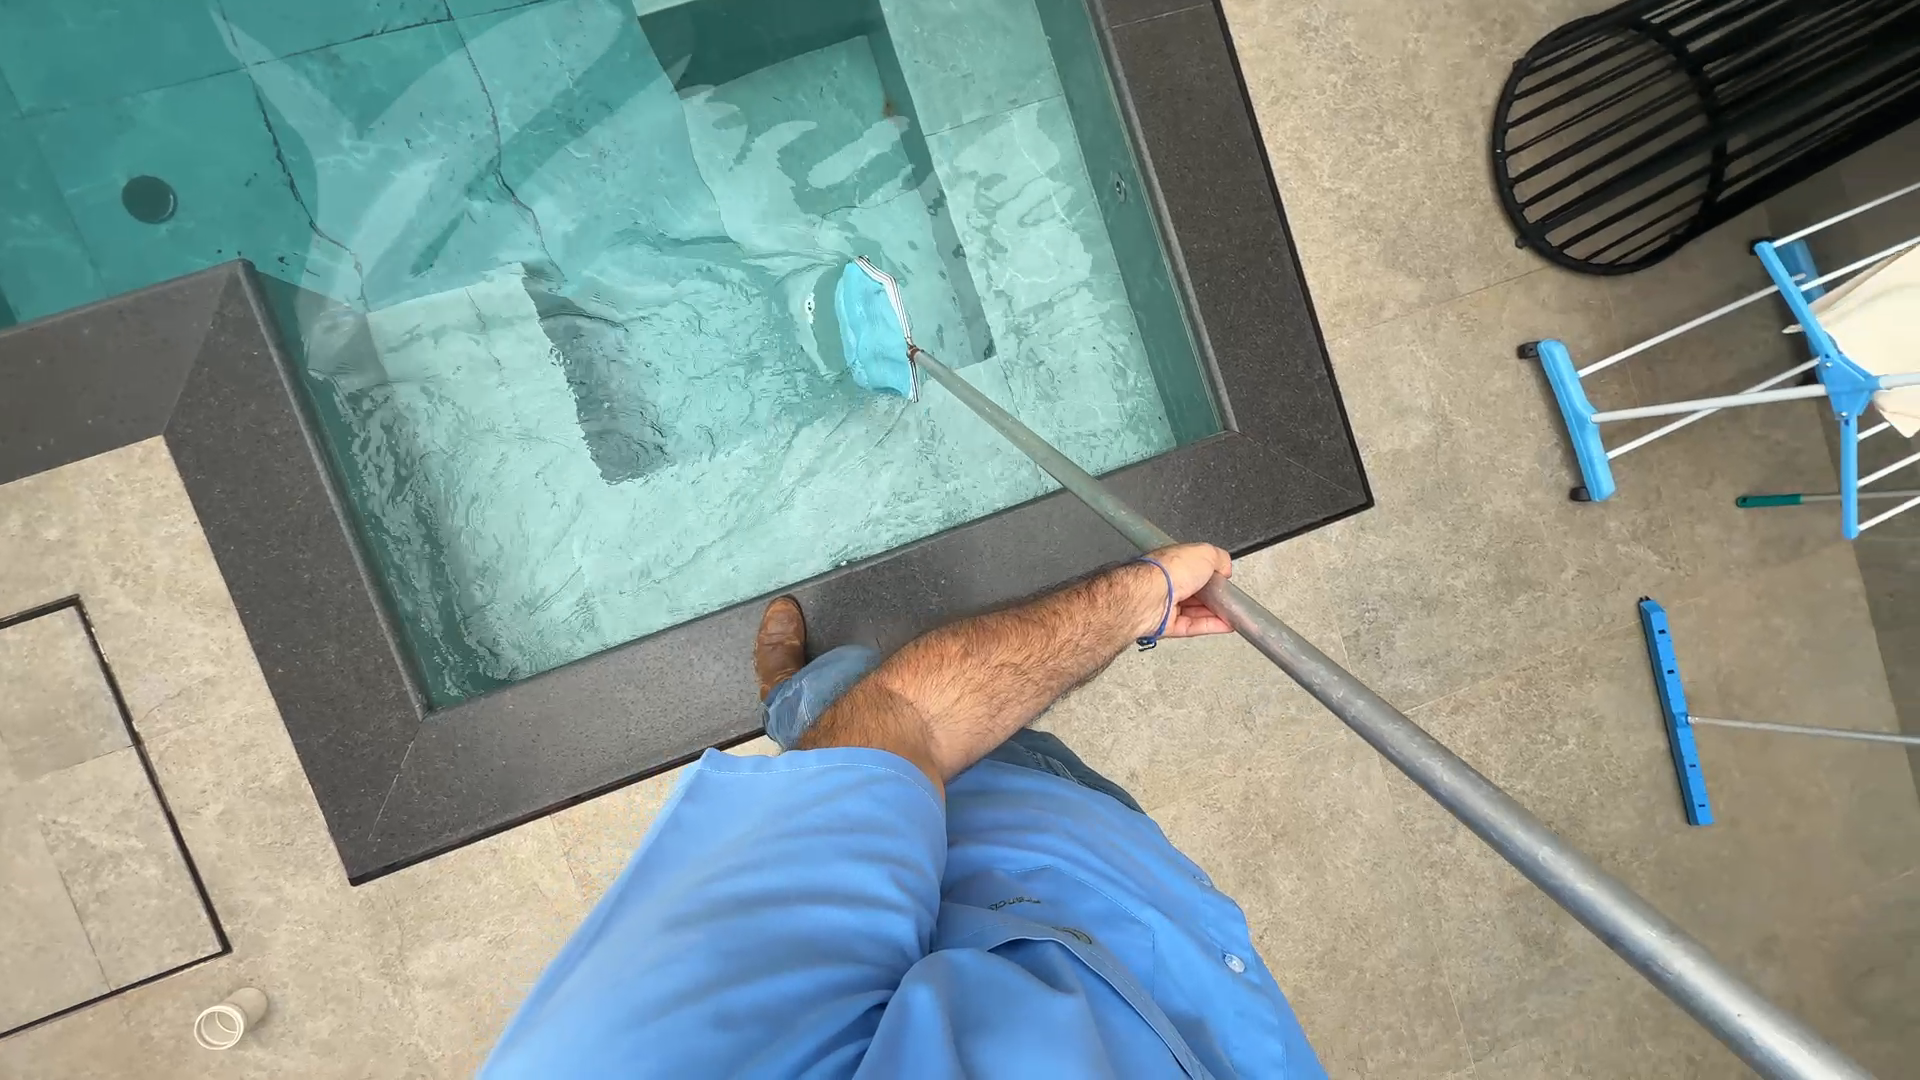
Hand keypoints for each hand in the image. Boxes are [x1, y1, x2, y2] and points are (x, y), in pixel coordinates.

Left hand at [1135, 543, 1232, 638]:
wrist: (1150, 595)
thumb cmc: (1167, 570)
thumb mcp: (1205, 552)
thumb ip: (1219, 558)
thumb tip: (1226, 568)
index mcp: (1172, 562)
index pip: (1196, 569)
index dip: (1213, 576)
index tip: (1226, 581)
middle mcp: (1167, 583)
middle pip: (1196, 593)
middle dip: (1215, 597)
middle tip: (1228, 598)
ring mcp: (1165, 605)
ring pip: (1194, 612)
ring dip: (1216, 613)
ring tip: (1232, 613)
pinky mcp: (1166, 624)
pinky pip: (1192, 626)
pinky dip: (1211, 626)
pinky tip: (1225, 624)